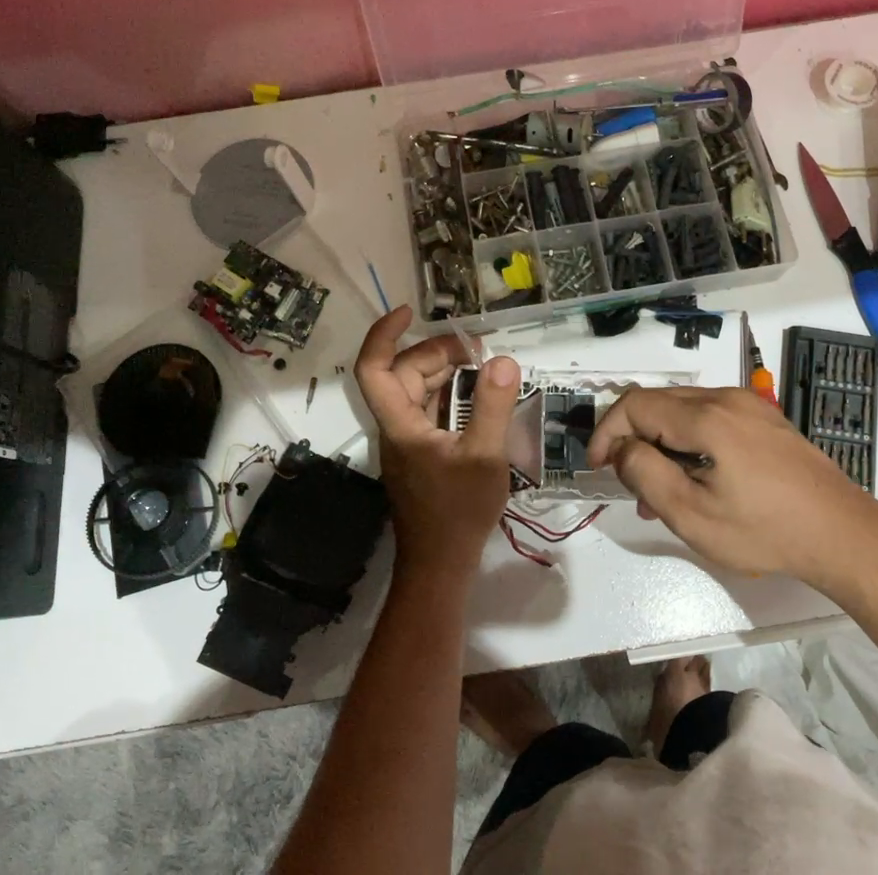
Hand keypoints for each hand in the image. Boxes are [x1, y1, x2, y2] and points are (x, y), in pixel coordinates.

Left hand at [354, 305, 520, 579]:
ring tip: (483, 369)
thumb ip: (494, 406)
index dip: (384, 334)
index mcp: (400, 424)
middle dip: (435, 353)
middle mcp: (397, 428)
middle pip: (402, 375)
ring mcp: (408, 445)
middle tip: (477, 349)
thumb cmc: (458, 511)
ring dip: (445, 375)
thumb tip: (503, 360)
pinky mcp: (421, 458)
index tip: (410, 313)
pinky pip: (429, 415)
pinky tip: (480, 401)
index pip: (374, 368)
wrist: (440, 564)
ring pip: (416, 394)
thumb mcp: (485, 456)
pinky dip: (451, 399)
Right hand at [585, 386, 877, 582]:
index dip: (607, 432)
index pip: (635, 404)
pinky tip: (694, 481)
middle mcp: (727, 398)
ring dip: (661, 444)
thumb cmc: (764, 531)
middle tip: (630, 487)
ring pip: (684, 411)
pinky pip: (711, 420)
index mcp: (707, 417)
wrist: (841, 533)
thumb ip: (646, 474)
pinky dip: (688, 442)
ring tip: (661, 494)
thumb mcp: (692, 514)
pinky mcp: (765, 420)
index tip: (598, 468)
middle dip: (633, 440)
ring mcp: (750, 406)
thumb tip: (622, 448)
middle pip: (659, 403)